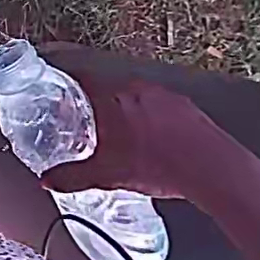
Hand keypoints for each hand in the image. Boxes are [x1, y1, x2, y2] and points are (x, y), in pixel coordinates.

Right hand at [41, 72, 252, 200]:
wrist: (210, 168)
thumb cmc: (160, 166)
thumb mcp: (107, 176)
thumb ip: (73, 177)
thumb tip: (49, 181)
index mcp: (112, 100)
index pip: (84, 79)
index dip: (72, 82)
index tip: (65, 85)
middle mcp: (136, 89)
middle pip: (109, 89)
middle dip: (100, 104)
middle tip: (94, 124)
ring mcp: (162, 94)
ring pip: (135, 96)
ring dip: (128, 110)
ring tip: (127, 137)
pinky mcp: (183, 103)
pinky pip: (159, 104)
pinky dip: (152, 117)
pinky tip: (154, 140)